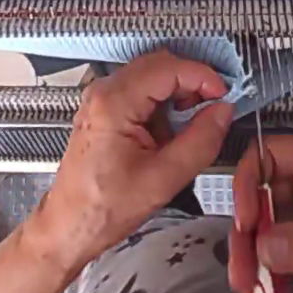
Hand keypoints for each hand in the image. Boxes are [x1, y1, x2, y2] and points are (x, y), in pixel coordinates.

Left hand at [24, 51, 234, 274]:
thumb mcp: (163, 179)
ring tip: (190, 127)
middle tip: (214, 107)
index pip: (169, 68)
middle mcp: (104, 92)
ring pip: (153, 76)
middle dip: (192, 83)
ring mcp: (103, 99)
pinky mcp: (106, 109)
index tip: (223, 95)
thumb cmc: (101, 209)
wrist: (68, 227)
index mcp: (114, 103)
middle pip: (160, 65)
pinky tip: (169, 134)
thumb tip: (223, 112)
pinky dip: (164, 105)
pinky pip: (143, 92)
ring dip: (178, 94)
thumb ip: (200, 141)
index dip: (203, 77)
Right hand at [228, 135, 292, 292]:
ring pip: (274, 224)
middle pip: (265, 195)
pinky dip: (278, 268)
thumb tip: (261, 247)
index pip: (270, 155)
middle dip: (248, 234)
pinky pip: (290, 246)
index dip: (248, 183)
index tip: (242, 225)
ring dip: (258, 257)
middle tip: (241, 277)